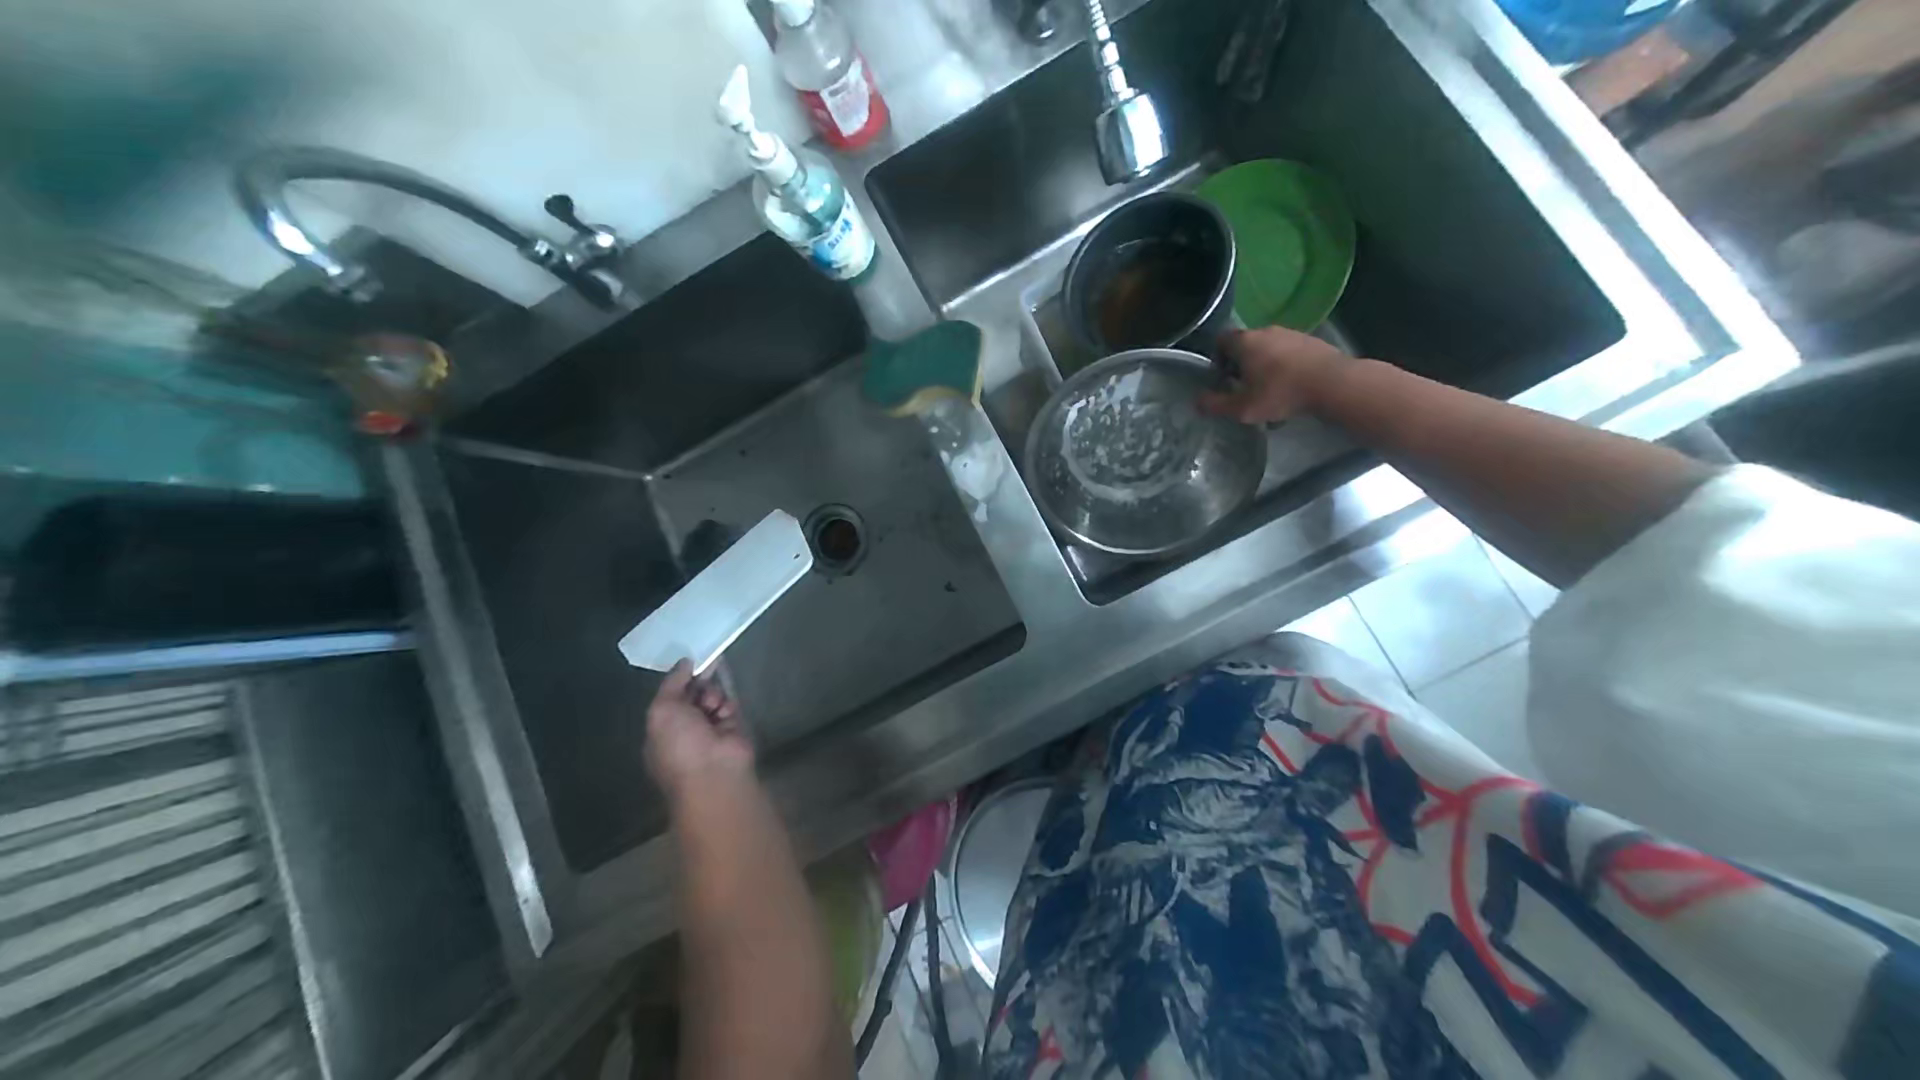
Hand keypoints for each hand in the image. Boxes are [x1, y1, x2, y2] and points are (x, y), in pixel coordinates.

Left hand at [644, 660, 752, 801]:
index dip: (679, 680)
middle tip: (708, 668)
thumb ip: (672, 682)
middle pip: (693, 696)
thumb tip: (684, 661)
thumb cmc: (680, 743)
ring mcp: (709, 731)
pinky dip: (728, 706)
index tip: (690, 661)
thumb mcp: (663, 709)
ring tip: (712, 704)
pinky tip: (725, 712)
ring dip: (713, 695)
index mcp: (661, 730)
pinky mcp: (732, 730)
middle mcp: (684, 731)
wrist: (713, 771)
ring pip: (712, 699)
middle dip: (699, 683)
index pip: (670, 698)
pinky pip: (730, 708)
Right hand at [1198, 327, 1353, 423]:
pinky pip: (1288, 353)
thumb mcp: (1242, 408)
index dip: (1217, 358)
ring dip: (1264, 367)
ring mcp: (1291, 334)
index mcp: (1245, 342)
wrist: (1333, 383)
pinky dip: (1284, 367)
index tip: (1222, 378)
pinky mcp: (1311, 342)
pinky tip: (1291, 388)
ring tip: (1270, 393)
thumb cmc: (1281, 393)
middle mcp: (1266, 331)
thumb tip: (1197, 401)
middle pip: (1245, 345)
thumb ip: (1215, 405)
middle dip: (1241, 365)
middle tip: (1244, 389)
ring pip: (1268, 349)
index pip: (1220, 340)